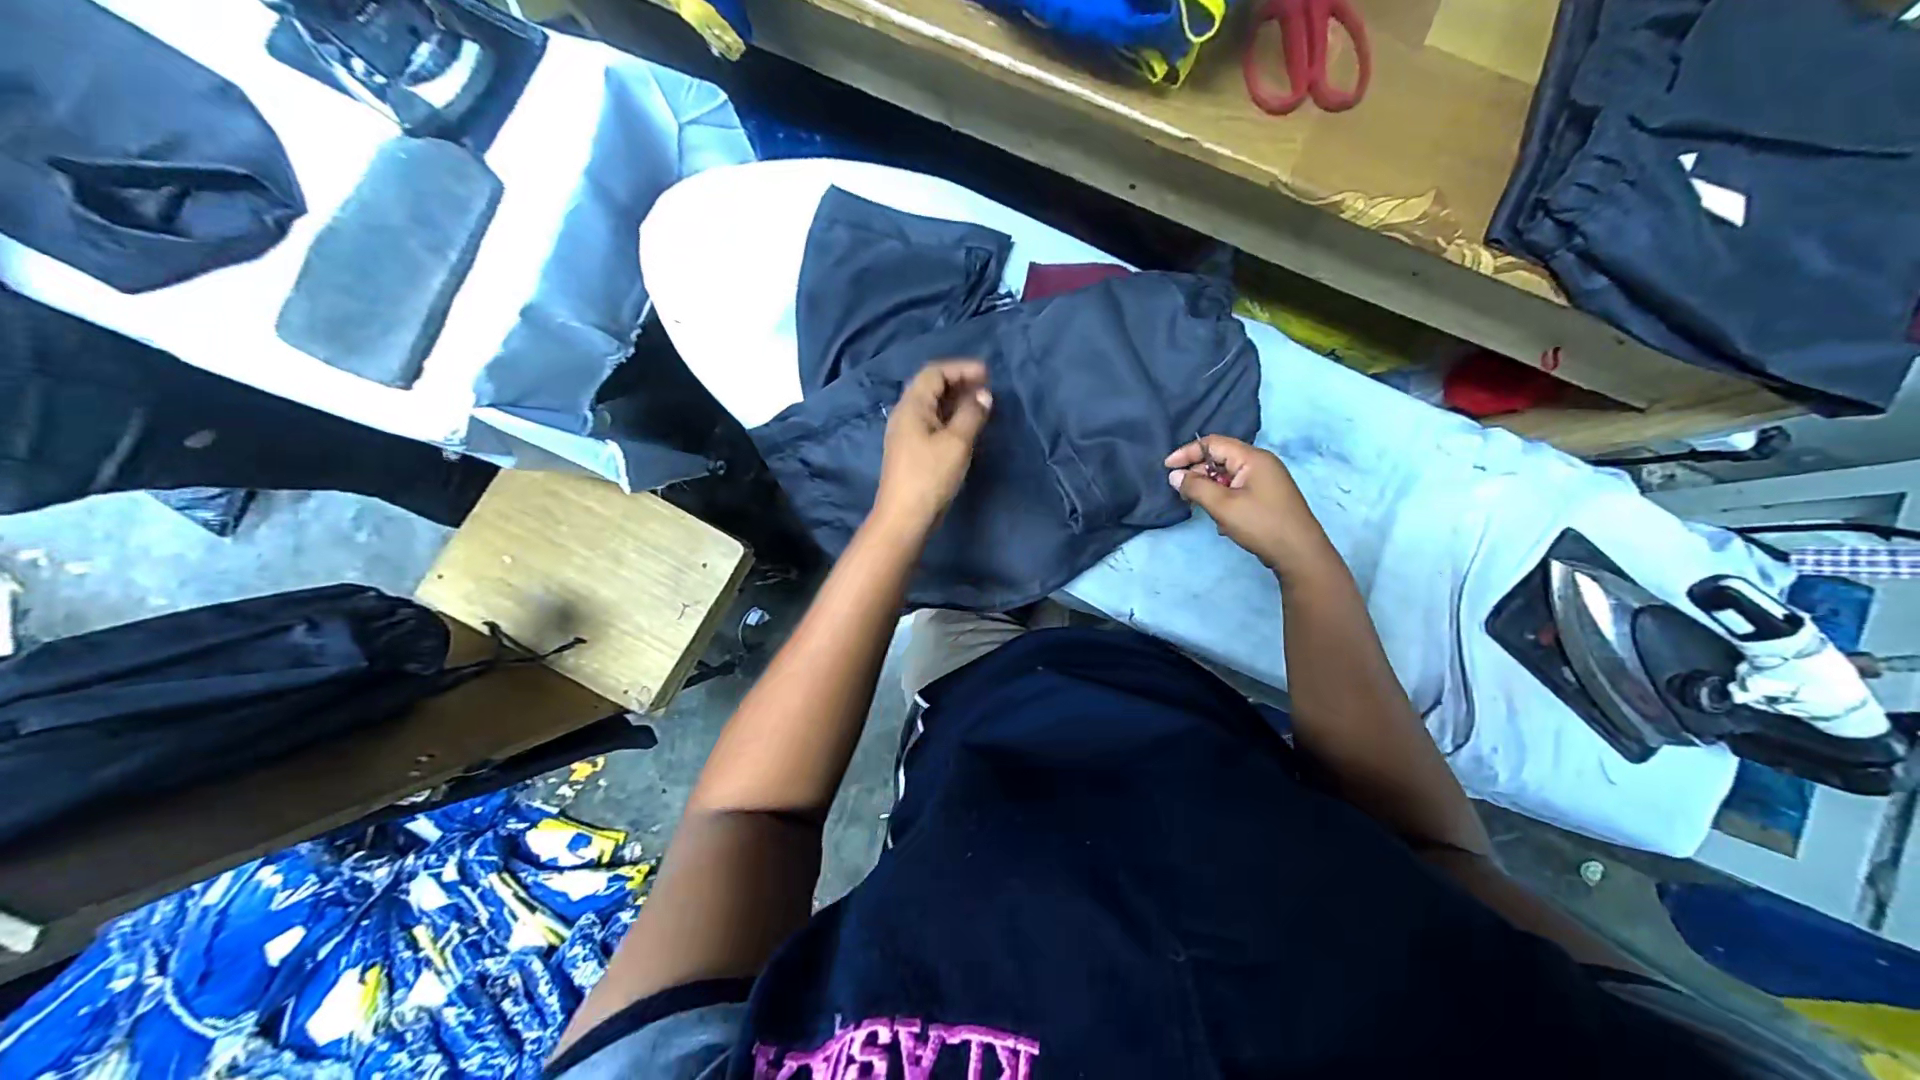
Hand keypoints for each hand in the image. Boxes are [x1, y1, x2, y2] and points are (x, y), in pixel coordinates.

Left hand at [874, 360, 993, 531]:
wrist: (904, 517)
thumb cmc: (930, 476)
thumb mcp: (956, 442)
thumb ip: (971, 414)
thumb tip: (983, 395)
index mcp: (912, 406)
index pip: (934, 372)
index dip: (961, 368)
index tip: (988, 374)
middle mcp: (905, 414)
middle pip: (931, 387)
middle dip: (959, 382)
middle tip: (987, 387)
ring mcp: (907, 434)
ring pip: (933, 406)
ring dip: (956, 400)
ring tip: (982, 404)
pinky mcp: (912, 451)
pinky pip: (933, 422)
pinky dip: (951, 417)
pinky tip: (967, 426)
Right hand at [1165, 435, 1332, 576]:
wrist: (1300, 554)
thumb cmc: (1261, 524)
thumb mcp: (1223, 506)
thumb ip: (1195, 487)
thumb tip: (1175, 476)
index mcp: (1252, 458)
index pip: (1213, 443)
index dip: (1187, 453)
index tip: (1167, 467)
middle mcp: (1260, 464)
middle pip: (1220, 459)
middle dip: (1197, 474)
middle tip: (1181, 493)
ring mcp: (1265, 481)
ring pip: (1227, 477)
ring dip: (1210, 489)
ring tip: (1201, 508)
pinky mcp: (1266, 497)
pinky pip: (1237, 489)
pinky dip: (1223, 499)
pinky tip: (1221, 520)